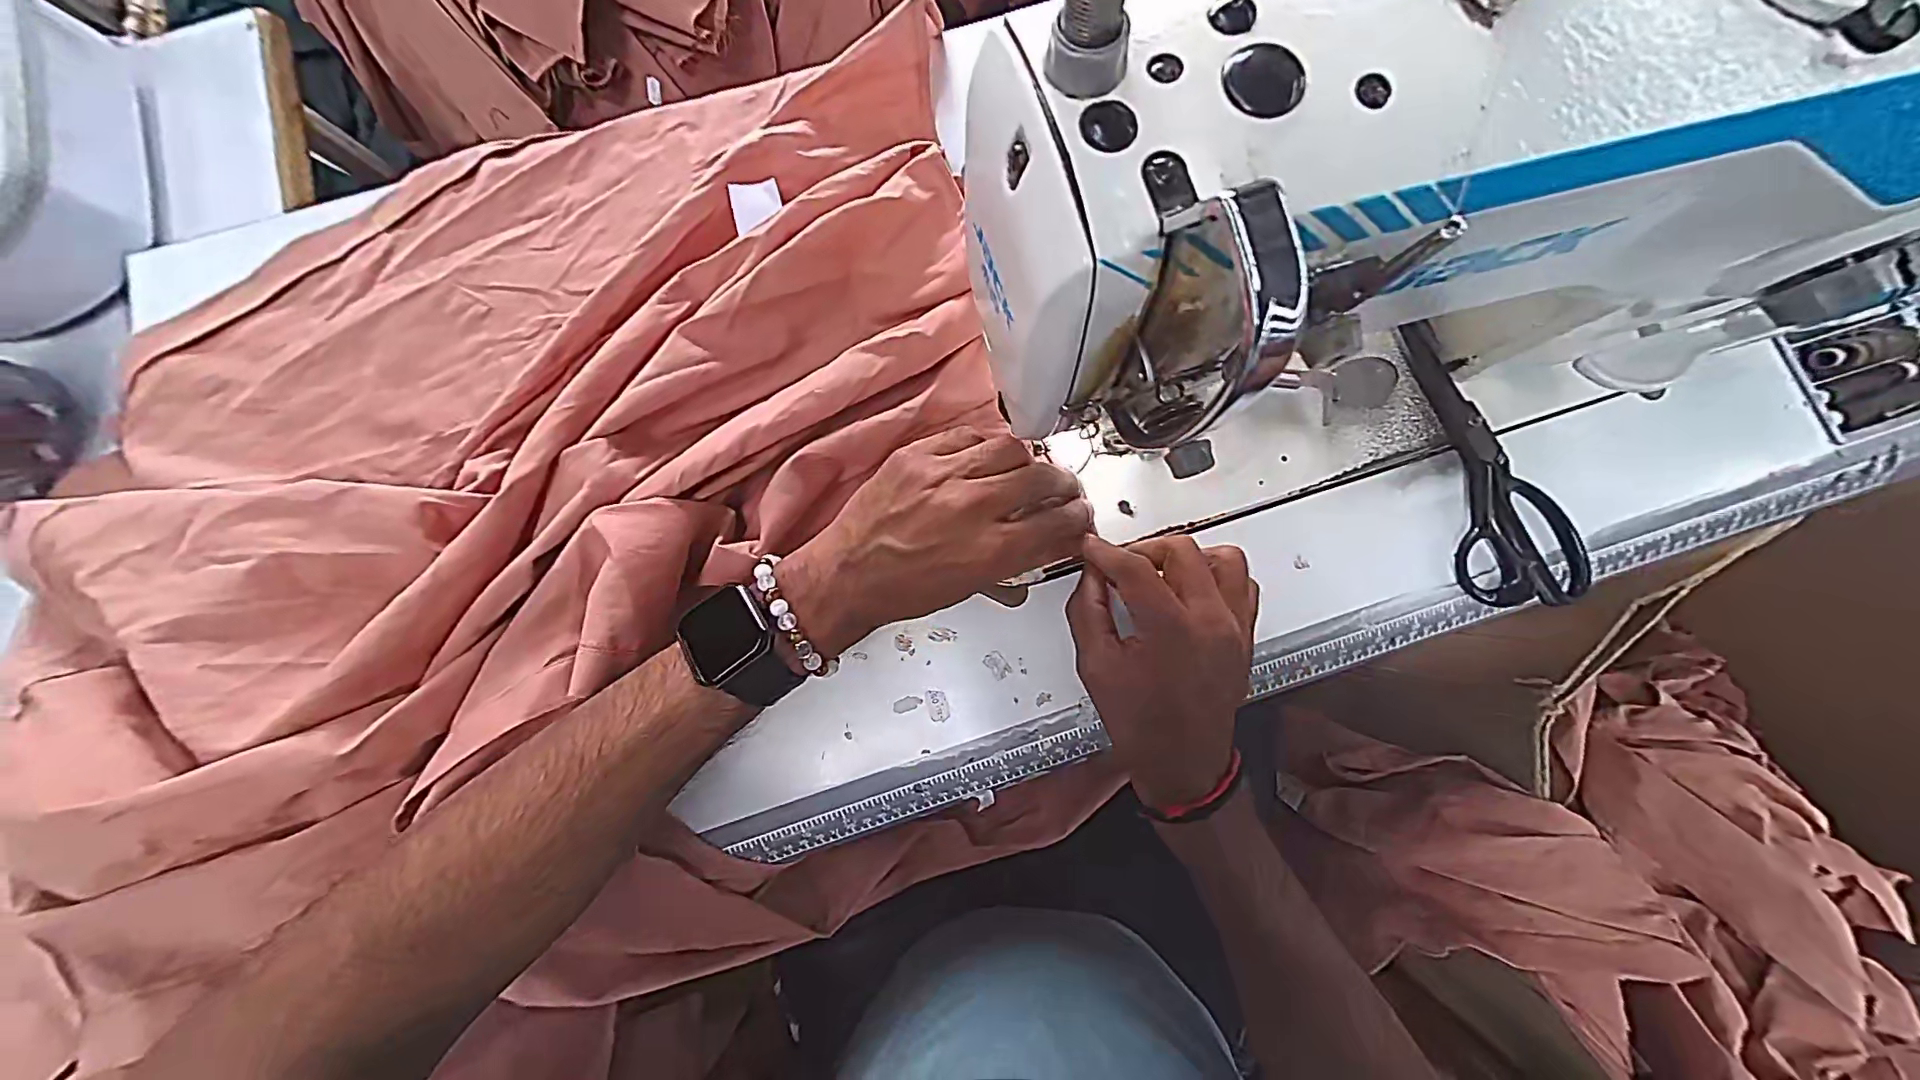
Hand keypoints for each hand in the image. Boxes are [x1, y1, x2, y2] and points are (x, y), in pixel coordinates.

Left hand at [778, 428, 1092, 654]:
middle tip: (1063, 490)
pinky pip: (969, 434)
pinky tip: (989, 456)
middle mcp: (970, 508)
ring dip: (1030, 459)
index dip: (1077, 519)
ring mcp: (942, 475)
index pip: (1057, 524)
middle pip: (1042, 478)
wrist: (846, 574)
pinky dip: (988, 444)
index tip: (1079, 517)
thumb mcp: (969, 588)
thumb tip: (1046, 546)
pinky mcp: (917, 455)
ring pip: (1011, 448)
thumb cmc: (902, 590)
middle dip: (1063, 485)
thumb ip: (1014, 564)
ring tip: (1028, 469)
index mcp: (988, 552)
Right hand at [1067, 535, 1258, 810]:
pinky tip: (1193, 588)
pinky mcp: (1245, 635)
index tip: (1095, 550)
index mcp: (1171, 630)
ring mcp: (1234, 628)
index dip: (1107, 552)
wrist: (1183, 762)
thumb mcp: (1095, 665)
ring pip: (1223, 558)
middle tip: (1122, 564)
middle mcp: (1211, 622)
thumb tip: (1091, 578)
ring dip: (1187, 556)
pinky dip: (1217, 576)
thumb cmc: (1144, 727)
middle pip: (1181, 549)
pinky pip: (1243, 584)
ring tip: (1161, 571)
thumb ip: (1087, 611)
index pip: (1136, 566)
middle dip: (1143, 549)